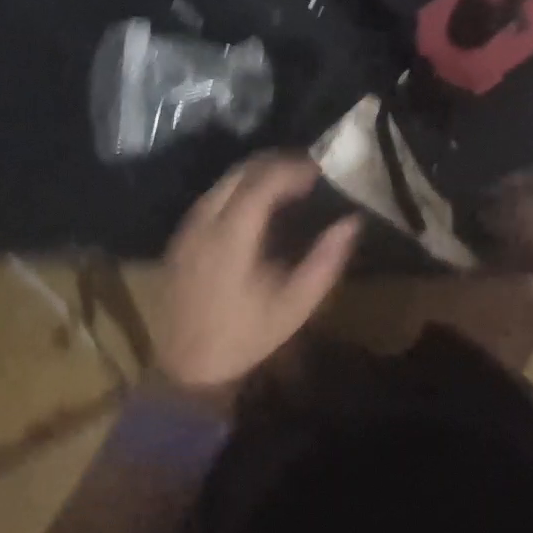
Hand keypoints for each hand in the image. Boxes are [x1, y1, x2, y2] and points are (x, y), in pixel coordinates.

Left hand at [155, 153, 360, 390]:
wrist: (186, 369)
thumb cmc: (245, 338)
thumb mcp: (294, 306)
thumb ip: (325, 261)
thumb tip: (352, 222)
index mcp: (231, 236)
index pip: (264, 180)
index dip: (294, 168)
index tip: (321, 171)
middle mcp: (204, 221)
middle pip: (241, 170)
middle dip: (277, 163)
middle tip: (309, 171)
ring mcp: (187, 227)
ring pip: (225, 180)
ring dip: (258, 174)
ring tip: (290, 184)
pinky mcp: (181, 236)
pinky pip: (213, 195)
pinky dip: (240, 188)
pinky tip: (260, 205)